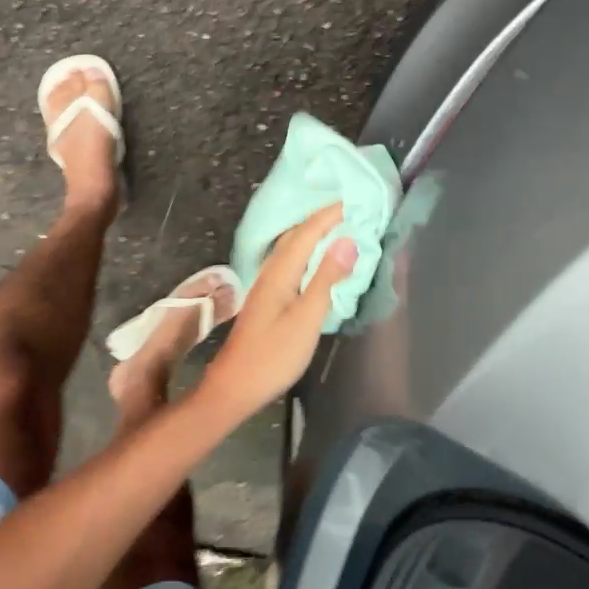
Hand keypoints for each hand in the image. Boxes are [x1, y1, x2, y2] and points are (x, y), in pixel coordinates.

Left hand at [198, 203, 354, 418]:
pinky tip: (315, 262)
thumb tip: (347, 240)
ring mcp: (265, 287)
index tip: (354, 201)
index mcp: (280, 273)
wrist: (234, 388)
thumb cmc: (273, 356)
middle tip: (349, 210)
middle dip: (320, 219)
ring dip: (313, 234)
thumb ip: (327, 279)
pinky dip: (307, 252)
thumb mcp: (307, 318)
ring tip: (337, 229)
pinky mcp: (266, 300)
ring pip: (290, 248)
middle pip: (295, 235)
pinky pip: (289, 262)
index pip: (306, 232)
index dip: (329, 215)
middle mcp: (270, 272)